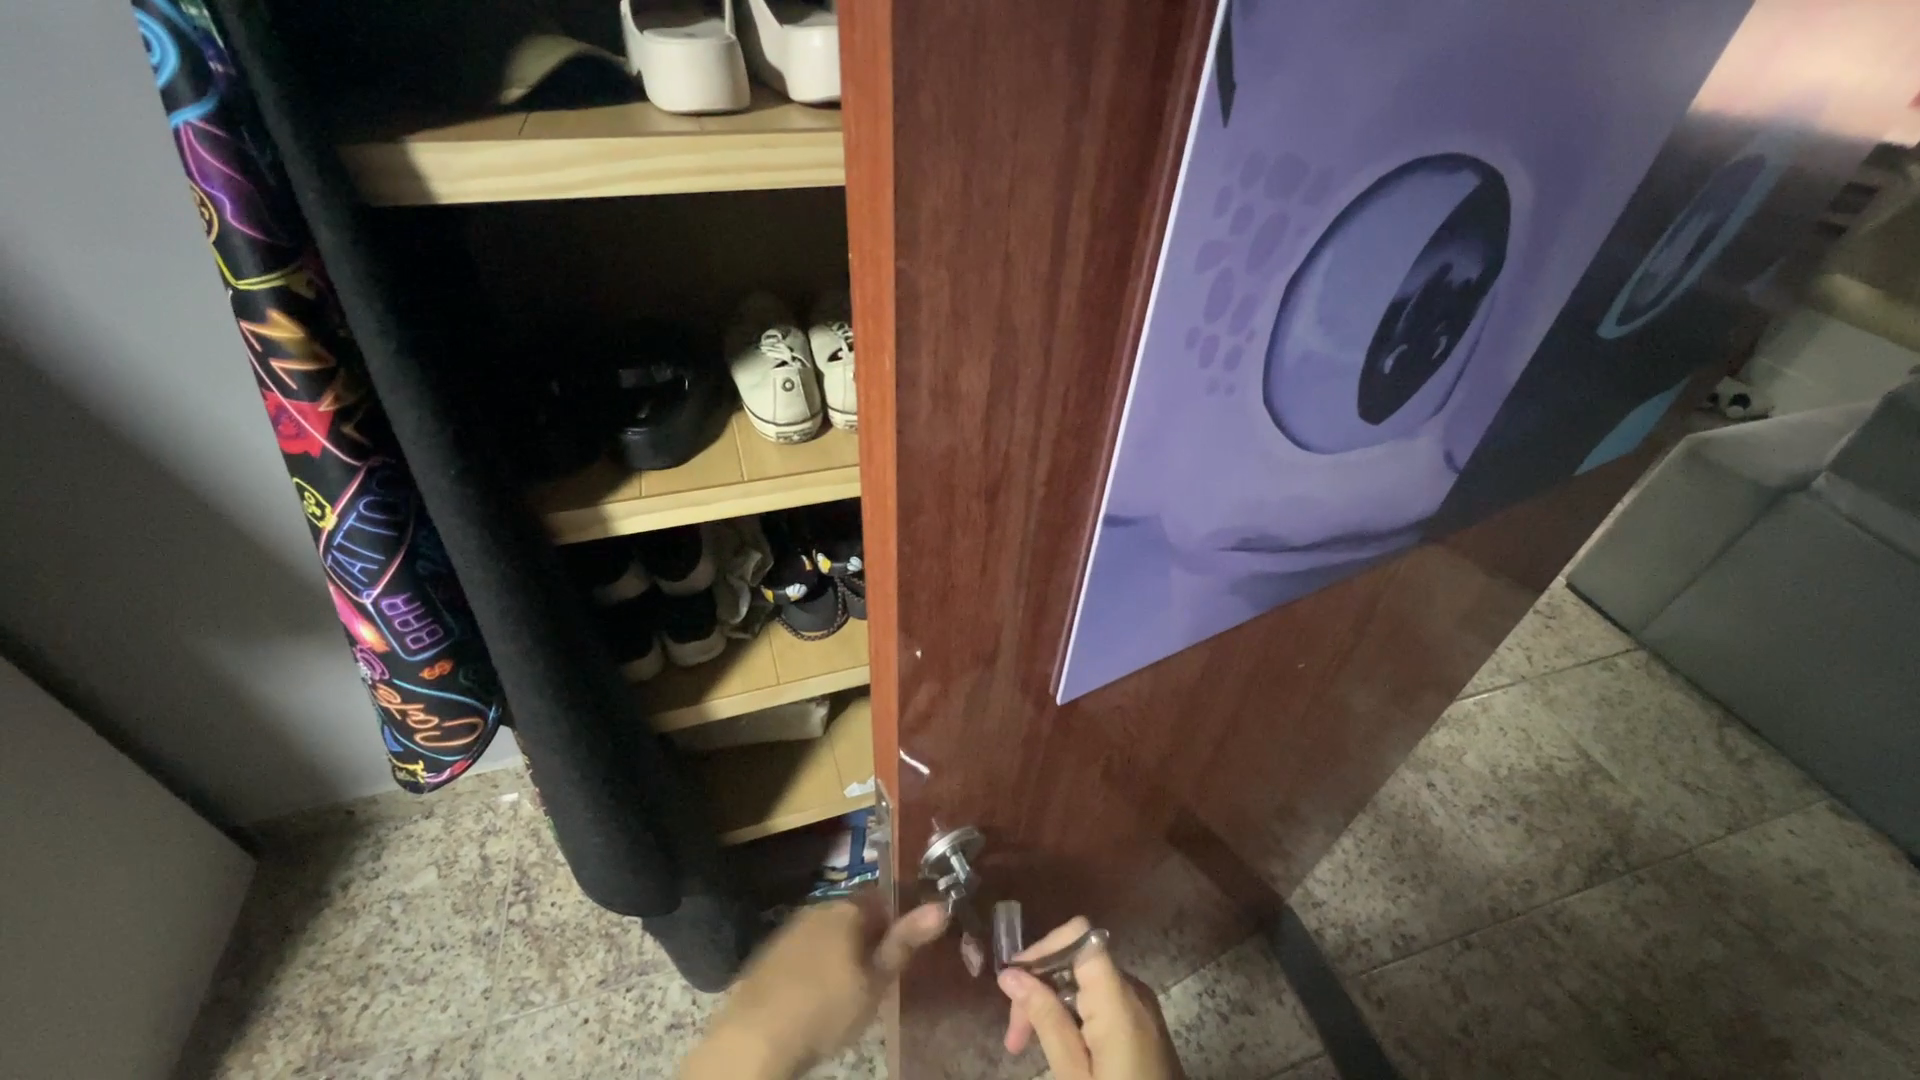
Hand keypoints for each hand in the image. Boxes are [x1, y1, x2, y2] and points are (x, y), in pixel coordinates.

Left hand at [682, 899, 948, 1079]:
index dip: (898, 919)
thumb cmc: (825, 1009)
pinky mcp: (768, 953)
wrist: (754, 1038)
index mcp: (847, 909)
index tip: (905, 946)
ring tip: (850, 986)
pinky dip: (815, 963)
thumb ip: (905, 942)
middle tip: (880, 972)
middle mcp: (817, 908)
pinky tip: (816, 993)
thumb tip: (941, 906)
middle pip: (854, 912)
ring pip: (827, 930)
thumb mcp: (875, 983)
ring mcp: (789, 929)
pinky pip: (804, 948)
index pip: (883, 896)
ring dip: (841, 949)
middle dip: (868, 935)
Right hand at [997, 917, 1185, 1079]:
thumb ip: (1045, 1019)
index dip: (1044, 948)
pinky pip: (1100, 999)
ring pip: (1085, 981)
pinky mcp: (1142, 1022)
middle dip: (1039, 986)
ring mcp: (1141, 1006)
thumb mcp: (1074, 1074)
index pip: (1080, 935)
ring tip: (1028, 1045)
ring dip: (1052, 1003)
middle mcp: (1133, 990)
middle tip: (1014, 1037)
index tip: (1014, 982)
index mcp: (1118, 1000)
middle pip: (1076, 961)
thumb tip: (1010, 974)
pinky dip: (1073, 1013)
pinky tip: (1059, 1045)